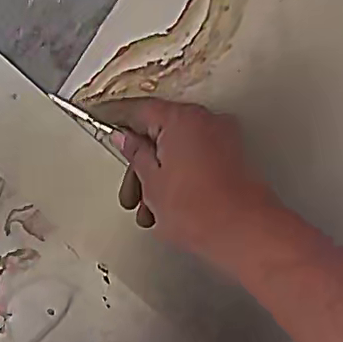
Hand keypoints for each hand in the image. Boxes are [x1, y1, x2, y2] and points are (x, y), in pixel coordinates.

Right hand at [92, 98, 279, 263]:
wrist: (240, 232)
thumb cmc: (200, 210)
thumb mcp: (151, 182)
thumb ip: (135, 155)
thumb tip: (127, 140)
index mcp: (182, 119)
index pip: (140, 109)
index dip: (116, 117)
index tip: (102, 117)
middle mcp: (206, 121)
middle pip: (160, 133)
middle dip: (140, 164)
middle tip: (131, 191)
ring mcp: (222, 139)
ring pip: (177, 150)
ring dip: (158, 177)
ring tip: (151, 210)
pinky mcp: (231, 159)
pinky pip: (195, 159)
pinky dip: (178, 177)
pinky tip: (169, 205)